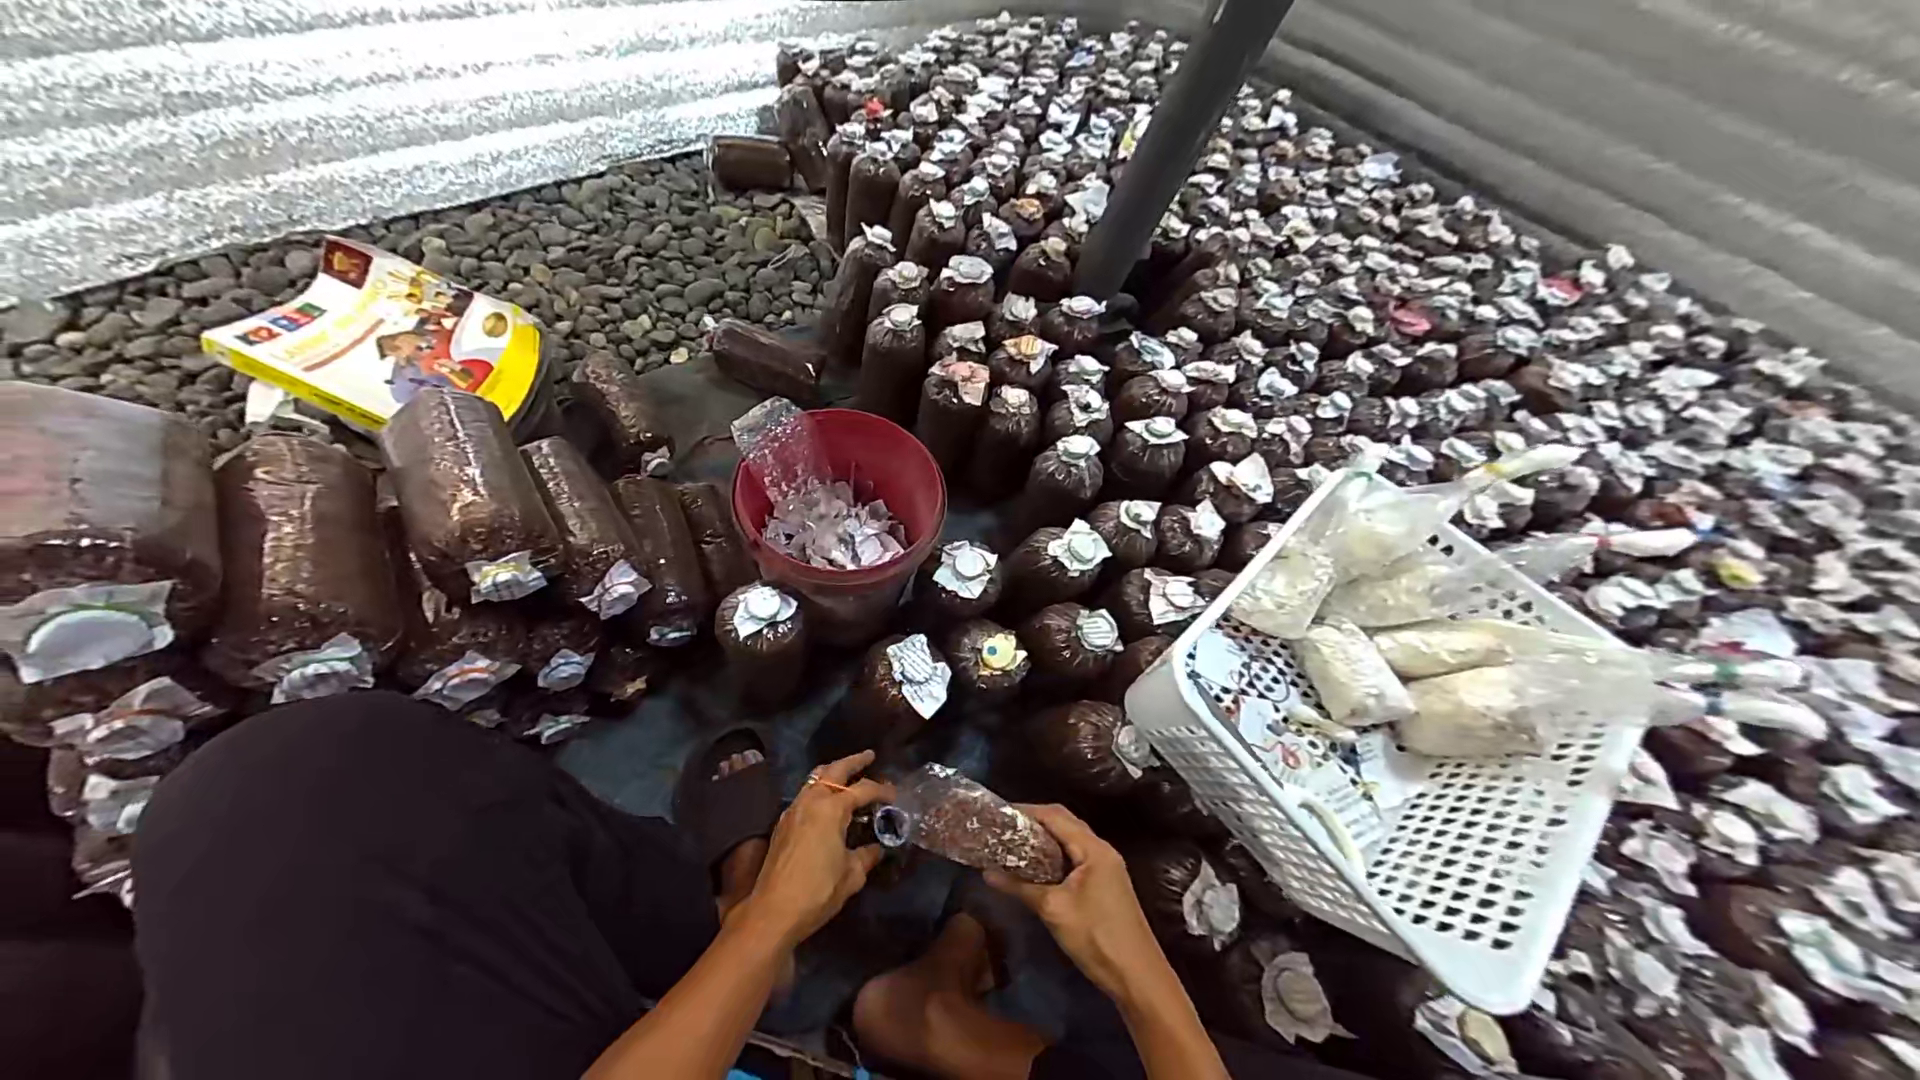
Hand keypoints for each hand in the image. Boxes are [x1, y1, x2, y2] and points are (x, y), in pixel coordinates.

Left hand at [737, 751, 892, 949]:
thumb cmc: (817, 891)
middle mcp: (811, 801)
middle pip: (834, 770)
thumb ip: (867, 855)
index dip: (882, 789)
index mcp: (831, 808)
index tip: (895, 794)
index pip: (863, 789)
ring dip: (832, 773)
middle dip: (853, 761)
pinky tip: (827, 802)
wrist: (773, 912)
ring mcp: (793, 810)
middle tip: (869, 756)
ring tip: (847, 774)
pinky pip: (805, 794)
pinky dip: (819, 789)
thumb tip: (877, 848)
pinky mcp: (783, 823)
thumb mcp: (852, 875)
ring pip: (815, 779)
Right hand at [985, 804, 1173, 1003]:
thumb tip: (986, 872)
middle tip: (1003, 826)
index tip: (1000, 813)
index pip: (1055, 815)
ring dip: (1044, 838)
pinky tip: (1035, 866)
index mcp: (1093, 848)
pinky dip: (1054, 854)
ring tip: (1013, 842)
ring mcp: (1105, 867)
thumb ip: (1019, 887)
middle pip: (1064, 823)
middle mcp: (1101, 850)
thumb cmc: (1096, 937)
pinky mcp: (1104, 883)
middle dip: (1034, 821)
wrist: (1137, 977)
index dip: (1027, 810)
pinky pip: (1075, 857)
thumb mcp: (1053, 910)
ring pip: (1070, 840)